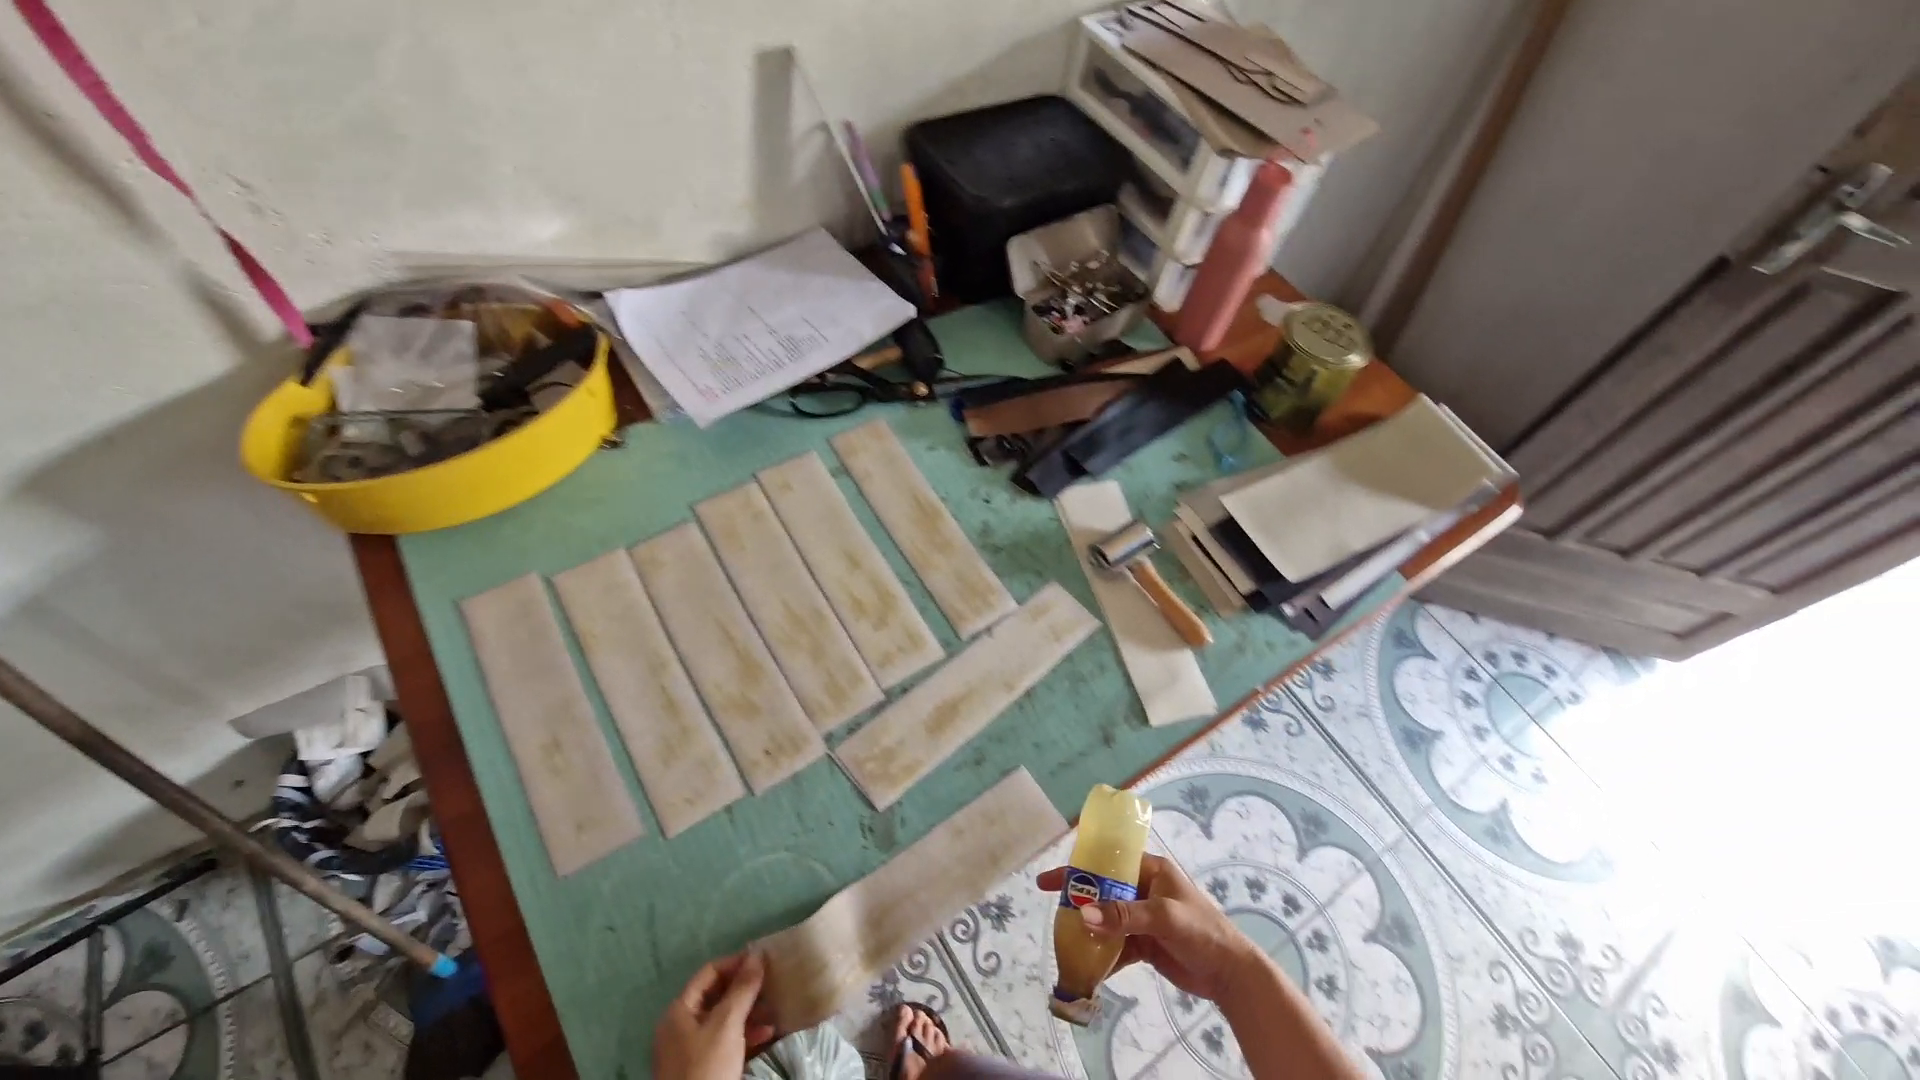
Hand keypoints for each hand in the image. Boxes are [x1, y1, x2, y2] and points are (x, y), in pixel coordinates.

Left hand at [654, 951, 775, 1079]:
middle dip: (746, 989)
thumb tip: (757, 954)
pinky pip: (726, 1040)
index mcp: (680, 1010)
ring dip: (750, 1011)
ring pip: (724, 1019)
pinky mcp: (703, 1067)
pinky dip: (746, 1034)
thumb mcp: (727, 1025)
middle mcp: (682, 1025)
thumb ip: (742, 988)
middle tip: (773, 983)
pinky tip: (768, 1034)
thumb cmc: (707, 1068)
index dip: (736, 963)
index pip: (709, 973)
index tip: (764, 960)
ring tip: (775, 1008)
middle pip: (717, 995)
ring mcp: (691, 1049)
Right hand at [1036, 854, 1260, 1002]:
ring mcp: (1143, 917)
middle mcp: (1144, 889)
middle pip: (1102, 891)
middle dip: (1078, 901)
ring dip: (1088, 930)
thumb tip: (1083, 916)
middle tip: (1051, 909)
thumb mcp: (1164, 917)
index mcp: (1151, 870)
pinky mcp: (1145, 943)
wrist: (1231, 973)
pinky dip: (1102, 954)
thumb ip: (1124, 916)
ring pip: (1107, 919)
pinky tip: (1087, 968)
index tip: (1050, 880)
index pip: (1108, 863)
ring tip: (1063, 941)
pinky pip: (1116, 945)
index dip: (1079, 868)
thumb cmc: (1202, 932)